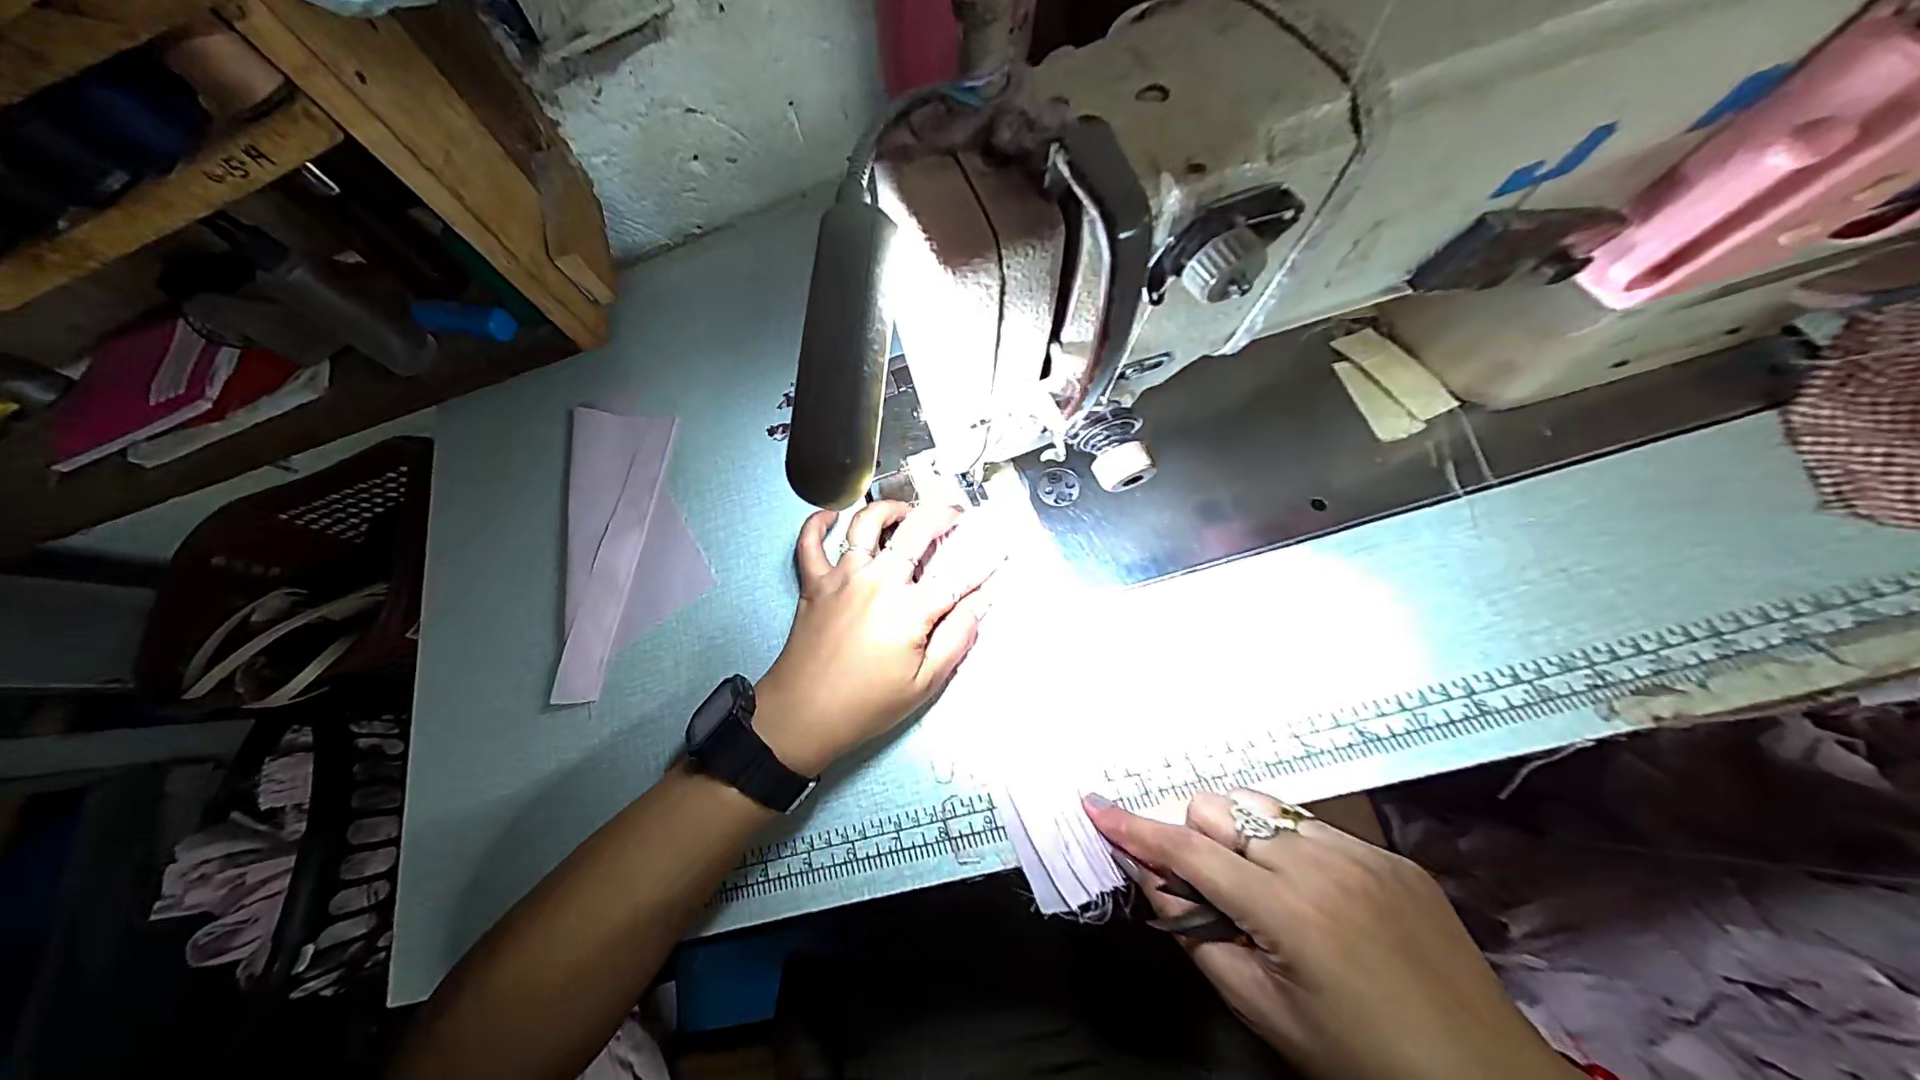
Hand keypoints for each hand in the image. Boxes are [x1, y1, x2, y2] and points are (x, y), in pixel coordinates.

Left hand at [754, 501, 1003, 775]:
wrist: (801, 717)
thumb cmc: (863, 706)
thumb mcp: (924, 683)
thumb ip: (956, 639)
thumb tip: (980, 606)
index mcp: (909, 610)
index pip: (958, 574)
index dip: (984, 559)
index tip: (999, 548)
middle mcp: (877, 582)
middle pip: (916, 530)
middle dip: (943, 515)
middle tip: (955, 515)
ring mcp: (842, 578)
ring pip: (865, 522)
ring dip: (890, 508)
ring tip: (904, 511)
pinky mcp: (814, 583)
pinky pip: (810, 542)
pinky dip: (818, 523)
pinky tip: (830, 515)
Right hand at [1085, 790, 1585, 1079]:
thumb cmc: (1361, 1059)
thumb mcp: (1264, 1011)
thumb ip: (1197, 936)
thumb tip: (1152, 878)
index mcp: (1289, 910)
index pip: (1188, 852)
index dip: (1134, 829)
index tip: (1094, 806)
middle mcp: (1324, 863)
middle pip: (1221, 808)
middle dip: (1197, 837)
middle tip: (1212, 889)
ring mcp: (1363, 852)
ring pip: (1264, 807)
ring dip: (1242, 836)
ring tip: (1262, 888)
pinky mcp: (1392, 855)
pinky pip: (1313, 824)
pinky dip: (1289, 847)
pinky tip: (1315, 895)